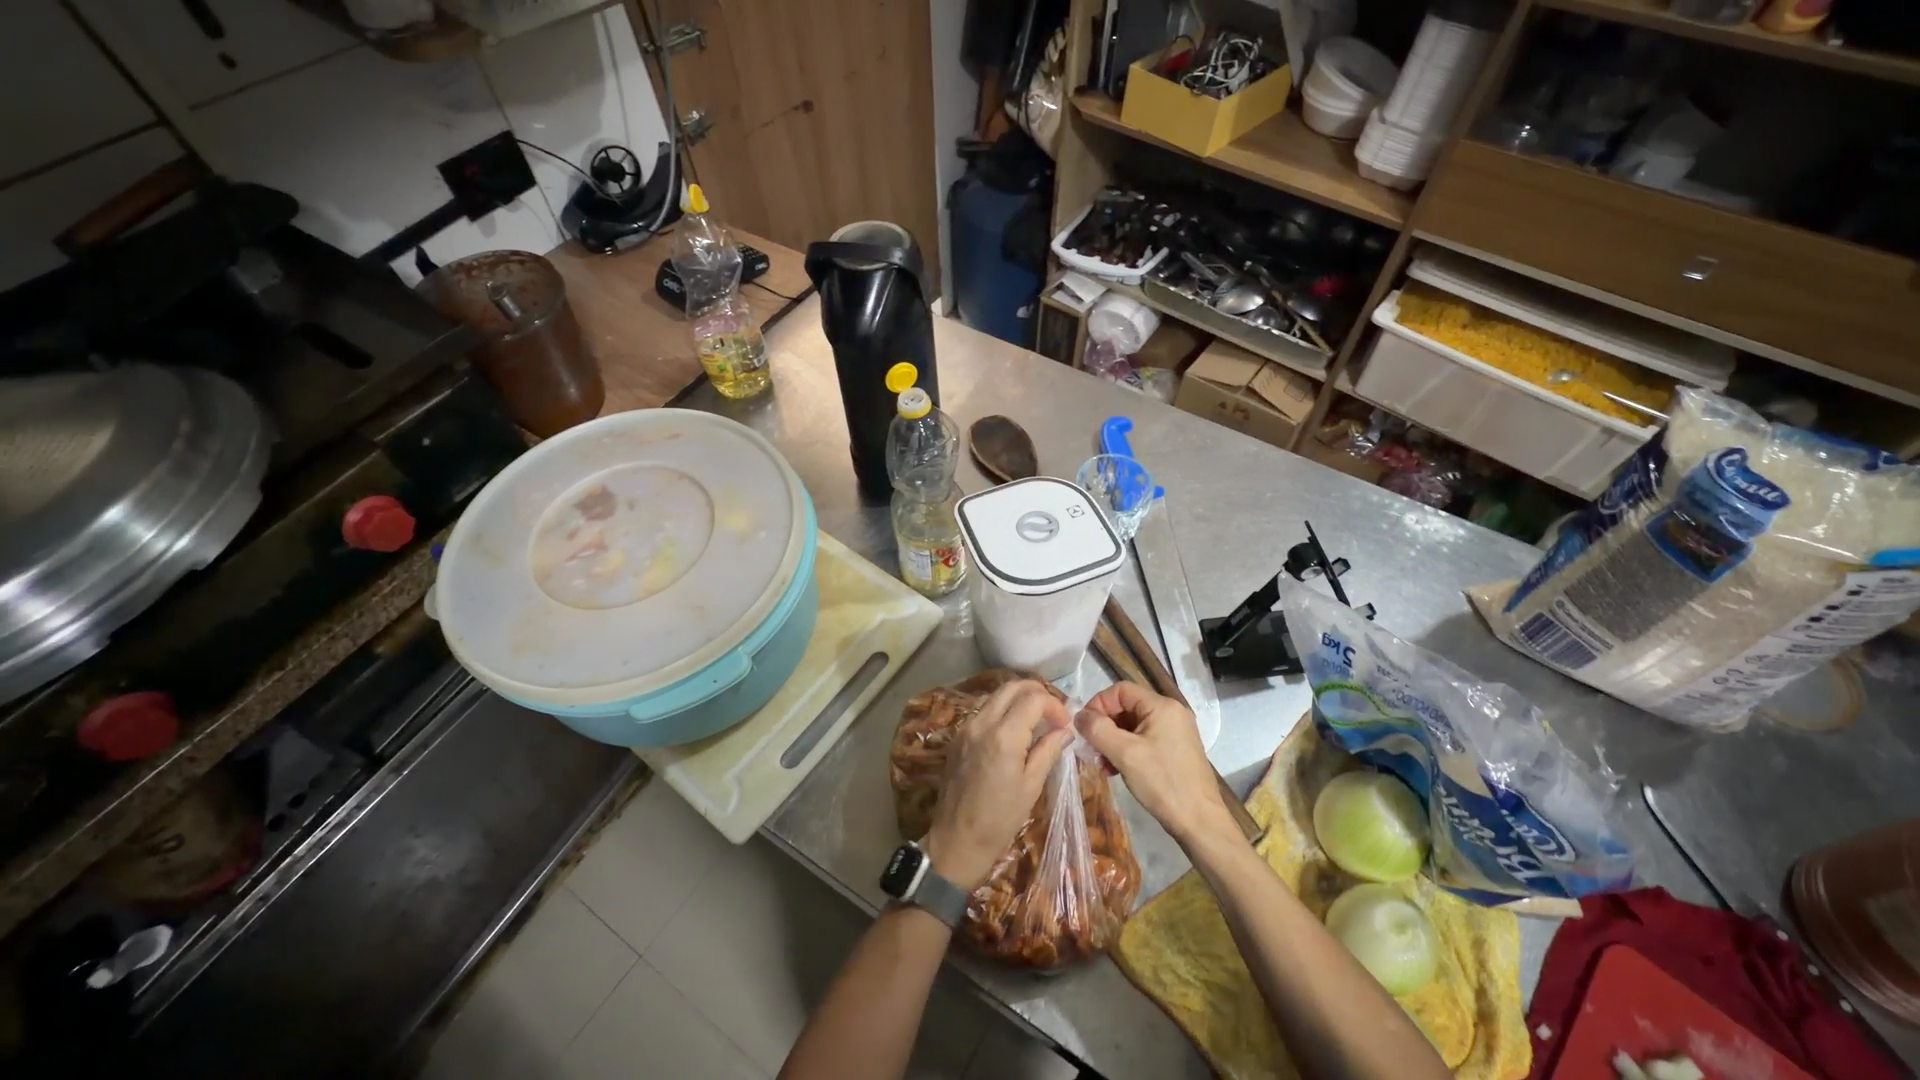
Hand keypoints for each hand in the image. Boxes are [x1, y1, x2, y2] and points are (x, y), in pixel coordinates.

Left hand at [924, 680, 1073, 890]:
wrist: (957, 839)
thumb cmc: (1000, 819)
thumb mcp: (1032, 785)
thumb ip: (1048, 750)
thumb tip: (1065, 730)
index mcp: (1004, 736)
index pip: (1033, 699)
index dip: (1054, 705)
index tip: (1064, 724)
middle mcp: (982, 723)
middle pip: (1012, 687)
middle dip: (1036, 693)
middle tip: (1053, 714)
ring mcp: (966, 728)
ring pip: (995, 696)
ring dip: (1018, 700)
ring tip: (1036, 721)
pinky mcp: (957, 737)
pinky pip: (983, 711)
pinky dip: (1002, 711)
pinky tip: (1014, 732)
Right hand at [1078, 682, 1235, 845]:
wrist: (1199, 821)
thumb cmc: (1162, 783)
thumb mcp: (1124, 753)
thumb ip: (1097, 729)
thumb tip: (1079, 716)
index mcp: (1162, 706)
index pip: (1121, 690)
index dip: (1098, 704)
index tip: (1085, 728)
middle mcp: (1172, 713)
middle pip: (1127, 706)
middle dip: (1105, 725)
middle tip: (1091, 749)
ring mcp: (1177, 732)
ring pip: (1134, 725)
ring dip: (1113, 740)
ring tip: (1103, 764)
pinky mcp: (1176, 750)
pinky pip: (1145, 740)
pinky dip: (1127, 750)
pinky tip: (1117, 769)